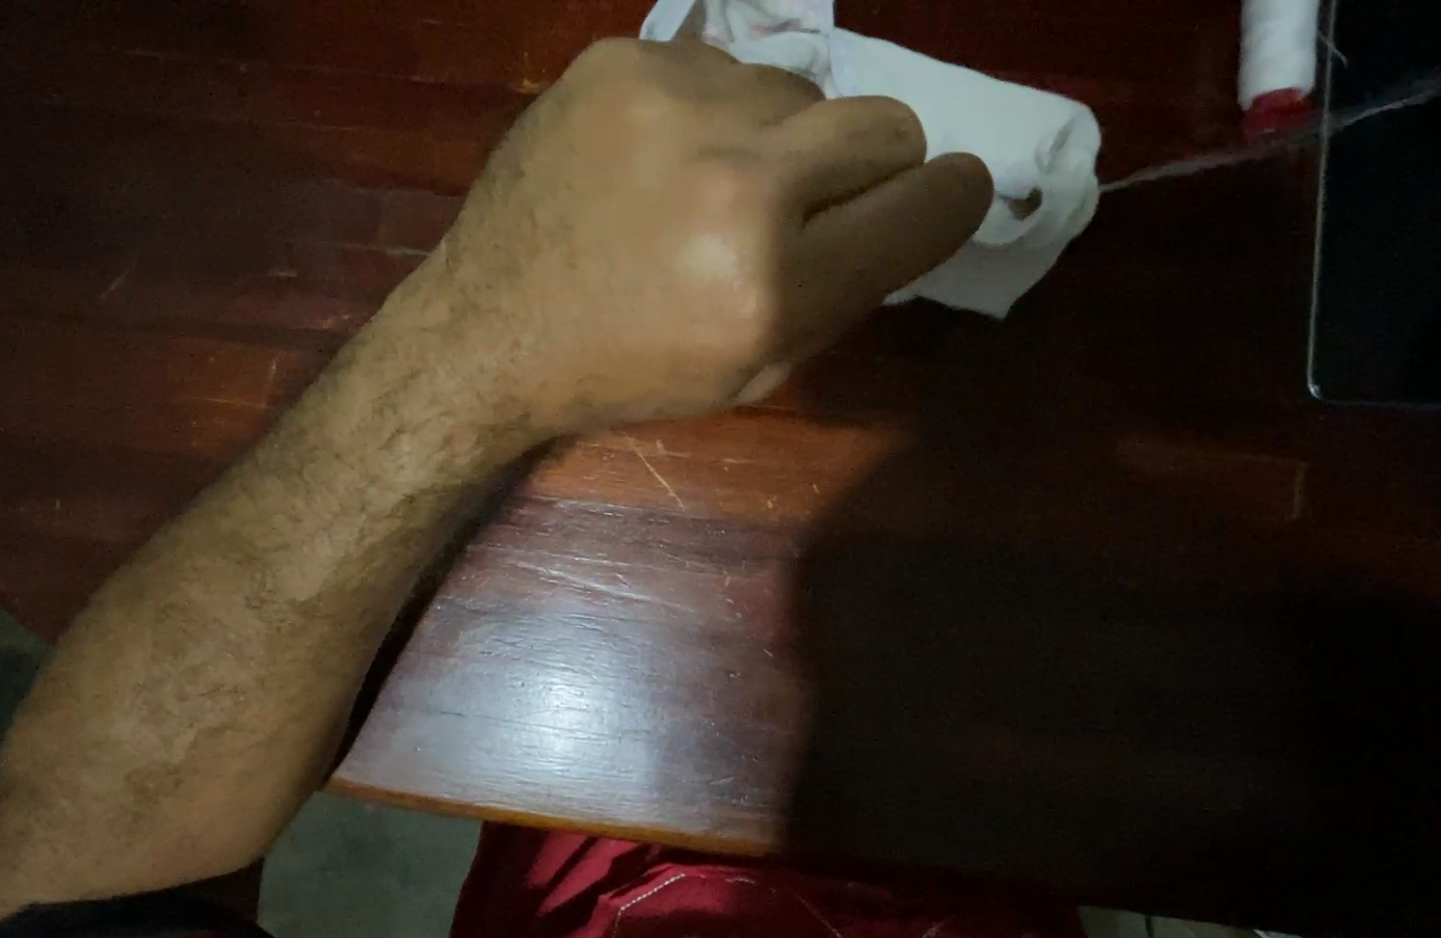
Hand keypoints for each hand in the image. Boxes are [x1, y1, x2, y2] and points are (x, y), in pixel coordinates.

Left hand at [395, 38, 993, 438]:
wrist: (493, 331)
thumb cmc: (626, 372)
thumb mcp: (748, 373)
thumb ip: (841, 296)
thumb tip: (909, 212)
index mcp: (772, 288)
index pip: (931, 202)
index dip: (946, 201)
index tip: (936, 200)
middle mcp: (739, 185)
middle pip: (886, 123)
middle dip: (868, 169)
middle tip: (809, 204)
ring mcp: (677, 106)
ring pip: (801, 88)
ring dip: (780, 139)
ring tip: (709, 188)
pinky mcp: (622, 60)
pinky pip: (721, 65)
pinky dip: (710, 113)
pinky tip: (657, 160)